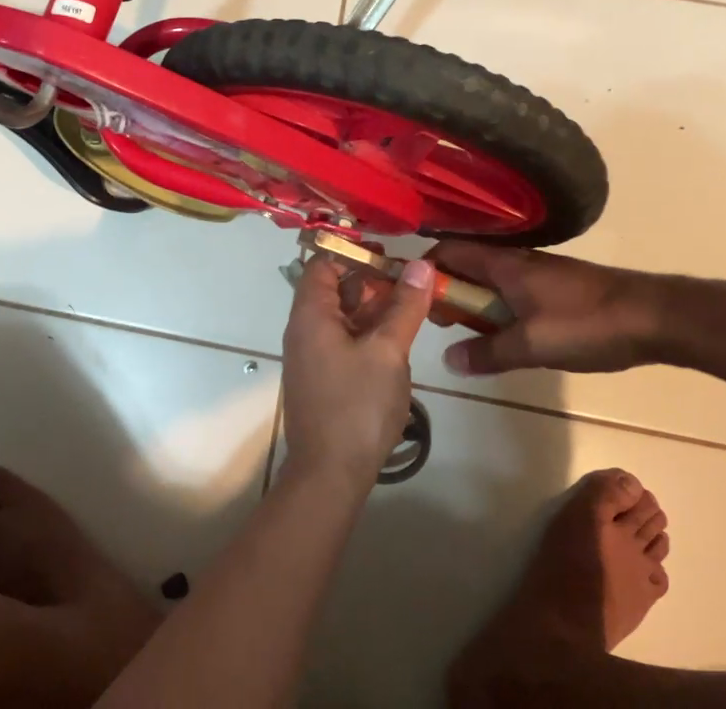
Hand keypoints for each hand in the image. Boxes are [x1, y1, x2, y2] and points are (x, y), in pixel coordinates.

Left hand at [280, 254, 434, 484]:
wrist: (330, 473)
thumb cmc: (357, 406)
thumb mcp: (388, 352)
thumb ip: (404, 306)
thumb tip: (421, 265)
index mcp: (310, 315)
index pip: (322, 264)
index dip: (354, 253)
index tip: (391, 255)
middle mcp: (304, 330)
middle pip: (333, 289)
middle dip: (371, 281)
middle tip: (412, 282)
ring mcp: (311, 356)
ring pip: (342, 317)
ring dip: (374, 309)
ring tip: (414, 308)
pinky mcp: (322, 378)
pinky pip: (343, 341)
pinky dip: (368, 333)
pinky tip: (399, 341)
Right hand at [426, 241, 668, 375]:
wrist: (657, 318)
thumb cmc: (587, 325)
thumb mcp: (531, 345)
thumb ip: (487, 353)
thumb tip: (449, 360)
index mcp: (504, 266)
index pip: (448, 251)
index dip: (424, 269)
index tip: (409, 296)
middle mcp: (518, 262)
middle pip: (467, 266)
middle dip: (448, 291)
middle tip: (440, 325)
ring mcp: (541, 274)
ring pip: (492, 281)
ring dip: (475, 303)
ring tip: (470, 336)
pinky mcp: (559, 289)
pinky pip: (514, 292)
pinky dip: (500, 308)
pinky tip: (508, 336)